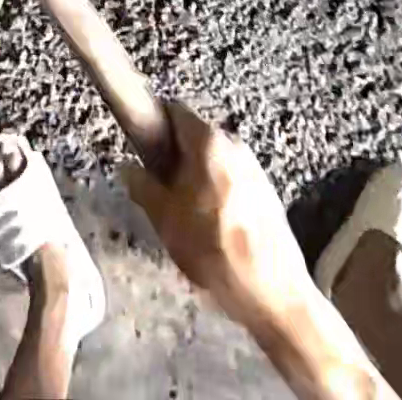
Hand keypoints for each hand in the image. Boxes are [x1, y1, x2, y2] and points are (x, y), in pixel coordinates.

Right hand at [123, 104, 315, 333]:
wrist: (274, 293)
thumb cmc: (214, 250)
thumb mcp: (166, 221)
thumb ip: (143, 187)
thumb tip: (127, 168)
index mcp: (210, 142)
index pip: (175, 110)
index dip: (155, 123)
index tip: (142, 145)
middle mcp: (234, 142)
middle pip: (195, 134)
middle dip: (175, 152)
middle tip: (160, 184)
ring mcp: (254, 164)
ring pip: (213, 155)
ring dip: (196, 171)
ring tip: (186, 208)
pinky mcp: (265, 186)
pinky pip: (230, 173)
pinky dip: (216, 185)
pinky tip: (212, 221)